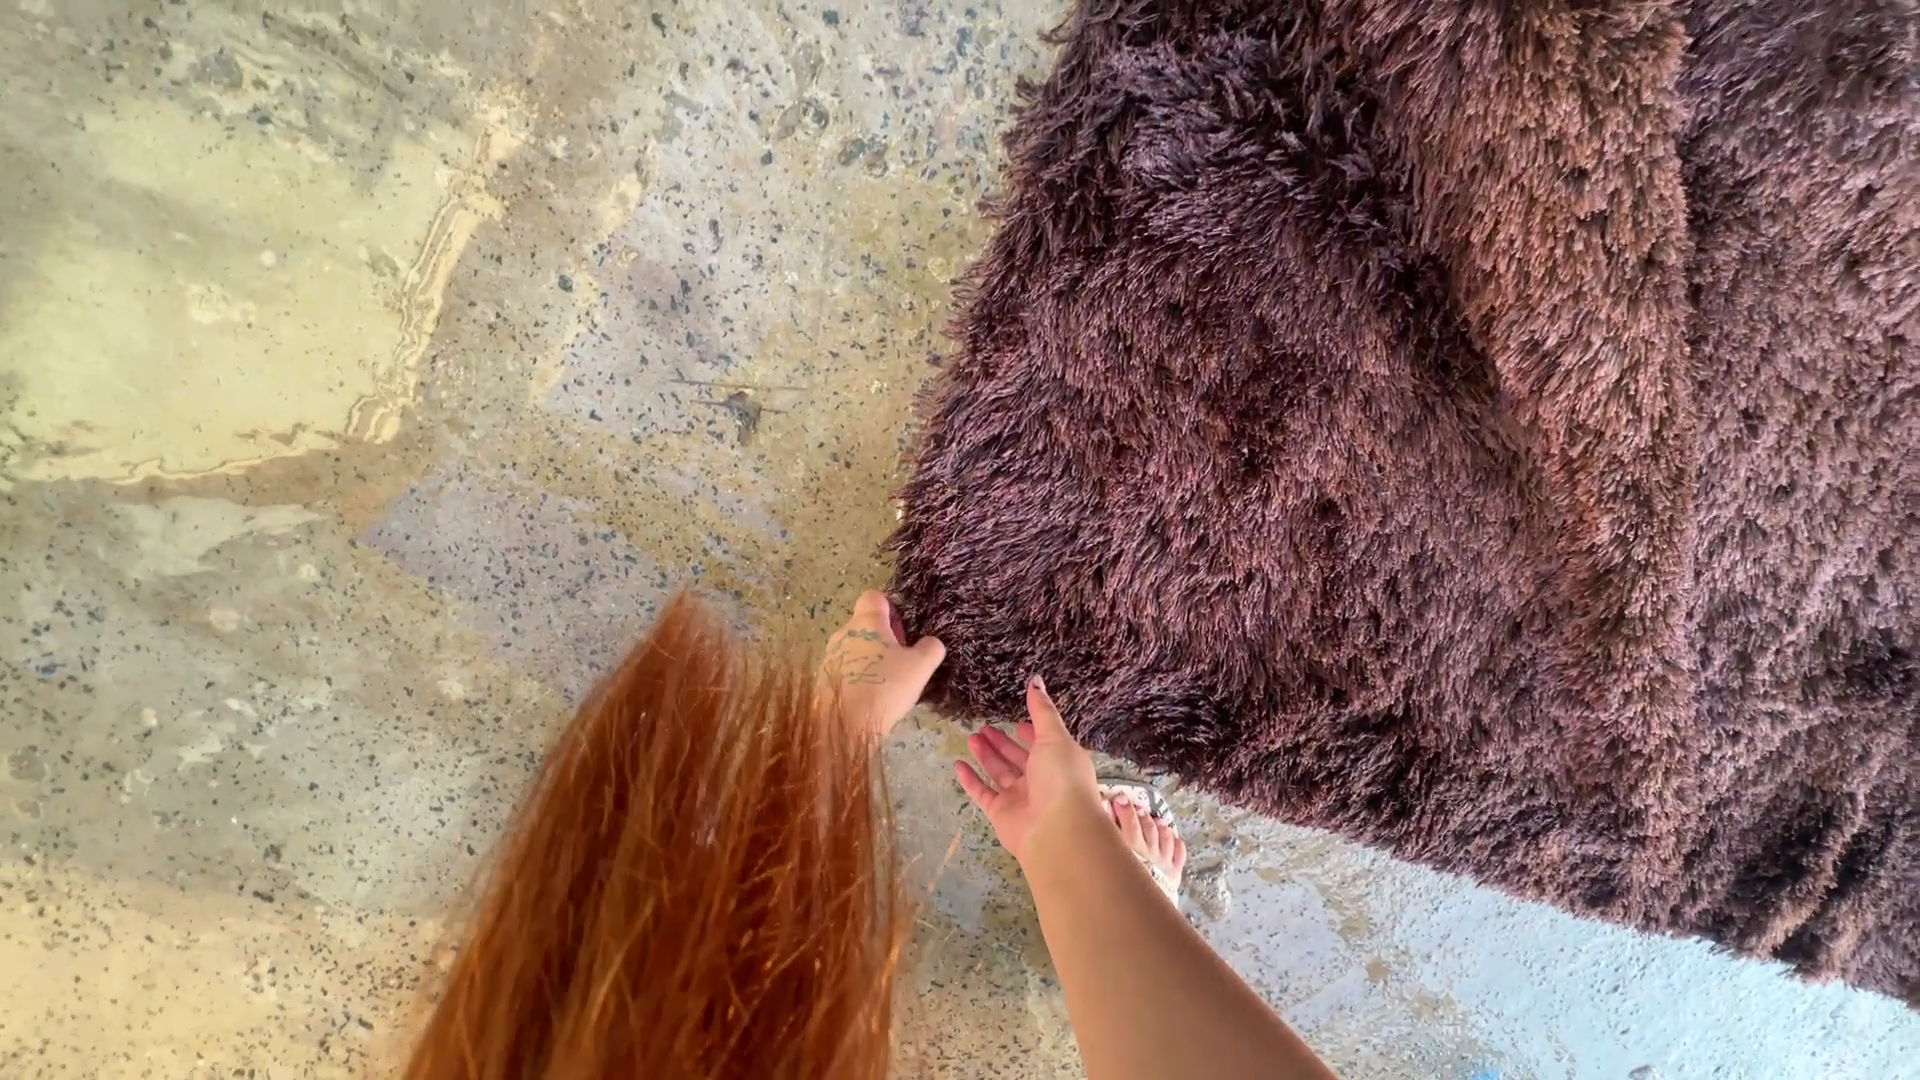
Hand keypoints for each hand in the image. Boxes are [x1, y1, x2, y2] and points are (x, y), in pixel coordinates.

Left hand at [822, 590, 945, 736]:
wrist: (846, 724)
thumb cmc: (885, 686)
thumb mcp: (920, 667)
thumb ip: (931, 648)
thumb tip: (931, 642)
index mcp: (866, 622)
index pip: (874, 597)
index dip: (890, 608)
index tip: (902, 629)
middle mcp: (843, 633)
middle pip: (865, 624)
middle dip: (883, 637)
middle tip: (901, 659)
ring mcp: (830, 656)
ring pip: (854, 647)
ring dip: (870, 657)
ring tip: (886, 681)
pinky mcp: (823, 678)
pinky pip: (845, 668)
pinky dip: (857, 675)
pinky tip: (870, 696)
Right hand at [955, 675, 1101, 864]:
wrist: (1057, 829)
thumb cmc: (1062, 777)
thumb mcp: (1054, 736)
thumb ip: (1042, 710)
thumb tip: (1036, 680)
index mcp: (1058, 761)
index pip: (1043, 743)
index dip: (1030, 732)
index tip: (1017, 721)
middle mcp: (1041, 780)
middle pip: (1017, 758)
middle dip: (1001, 742)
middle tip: (983, 727)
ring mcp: (1020, 798)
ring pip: (999, 772)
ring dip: (986, 755)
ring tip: (971, 737)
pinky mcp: (1002, 813)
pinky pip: (983, 793)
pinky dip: (971, 780)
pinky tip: (959, 765)